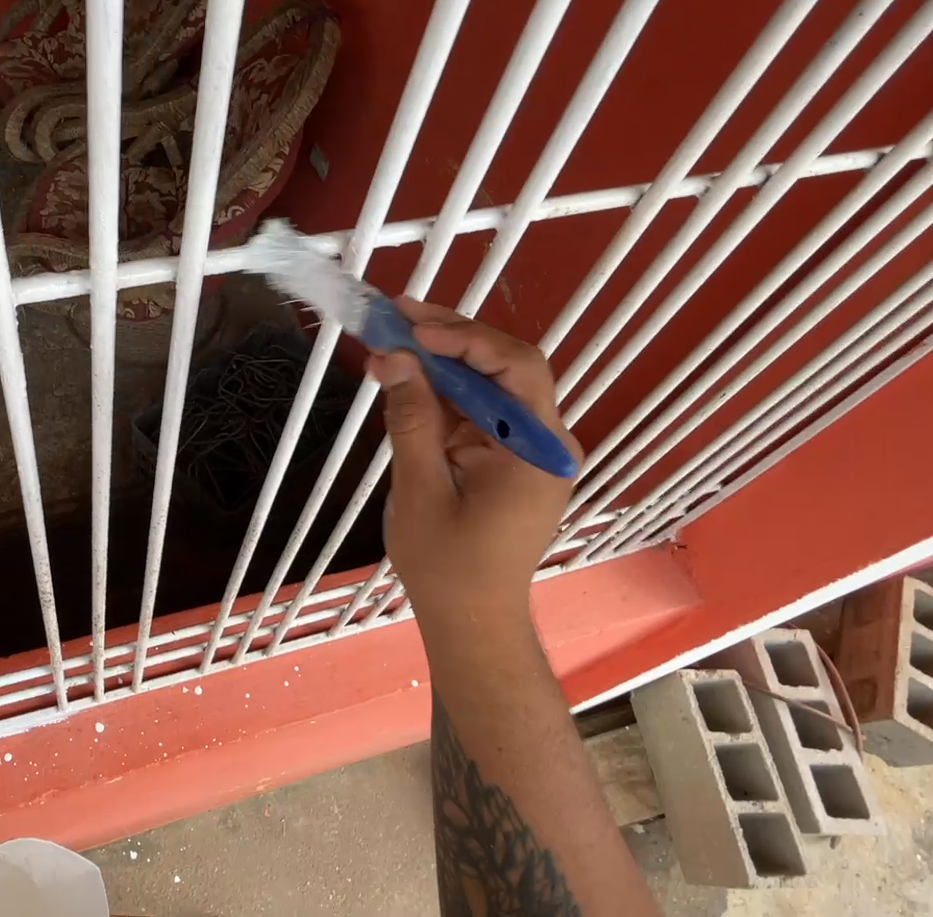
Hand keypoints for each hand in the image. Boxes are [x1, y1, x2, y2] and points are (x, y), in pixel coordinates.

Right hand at [367, 299, 581, 616]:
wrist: (471, 621)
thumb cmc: (448, 567)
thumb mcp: (421, 490)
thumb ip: (411, 420)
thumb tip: (394, 359)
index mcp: (537, 451)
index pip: (516, 368)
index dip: (466, 339)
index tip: (412, 328)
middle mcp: (542, 440)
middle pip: (504, 366)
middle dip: (450, 336)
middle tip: (396, 313)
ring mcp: (525, 447)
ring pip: (488, 382)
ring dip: (440, 359)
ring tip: (390, 335)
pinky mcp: (505, 456)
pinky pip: (476, 410)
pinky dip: (440, 390)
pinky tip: (403, 375)